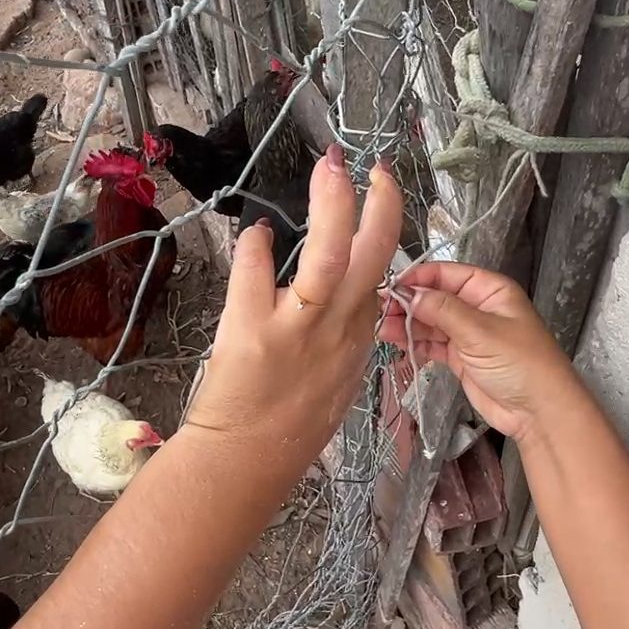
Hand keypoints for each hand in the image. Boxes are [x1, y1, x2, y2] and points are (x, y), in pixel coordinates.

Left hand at [185, 144, 403, 458]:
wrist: (245, 463)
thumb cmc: (292, 427)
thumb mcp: (339, 382)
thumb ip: (346, 337)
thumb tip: (351, 301)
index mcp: (358, 340)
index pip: (381, 277)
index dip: (383, 233)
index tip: (381, 196)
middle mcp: (337, 330)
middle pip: (371, 258)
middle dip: (381, 207)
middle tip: (377, 166)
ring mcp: (297, 329)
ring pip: (326, 259)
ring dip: (333, 208)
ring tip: (334, 168)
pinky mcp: (252, 329)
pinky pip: (255, 272)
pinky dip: (254, 245)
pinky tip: (256, 231)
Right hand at [377, 263, 583, 441]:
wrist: (540, 413)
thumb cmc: (521, 364)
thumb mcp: (481, 332)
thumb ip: (443, 310)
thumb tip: (410, 293)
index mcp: (489, 290)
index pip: (446, 274)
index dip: (418, 279)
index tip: (392, 287)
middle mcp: (476, 307)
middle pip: (434, 297)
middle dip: (408, 303)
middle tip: (381, 311)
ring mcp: (468, 333)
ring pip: (430, 321)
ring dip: (407, 324)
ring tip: (382, 329)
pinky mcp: (461, 357)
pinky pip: (432, 343)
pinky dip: (415, 343)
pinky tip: (396, 343)